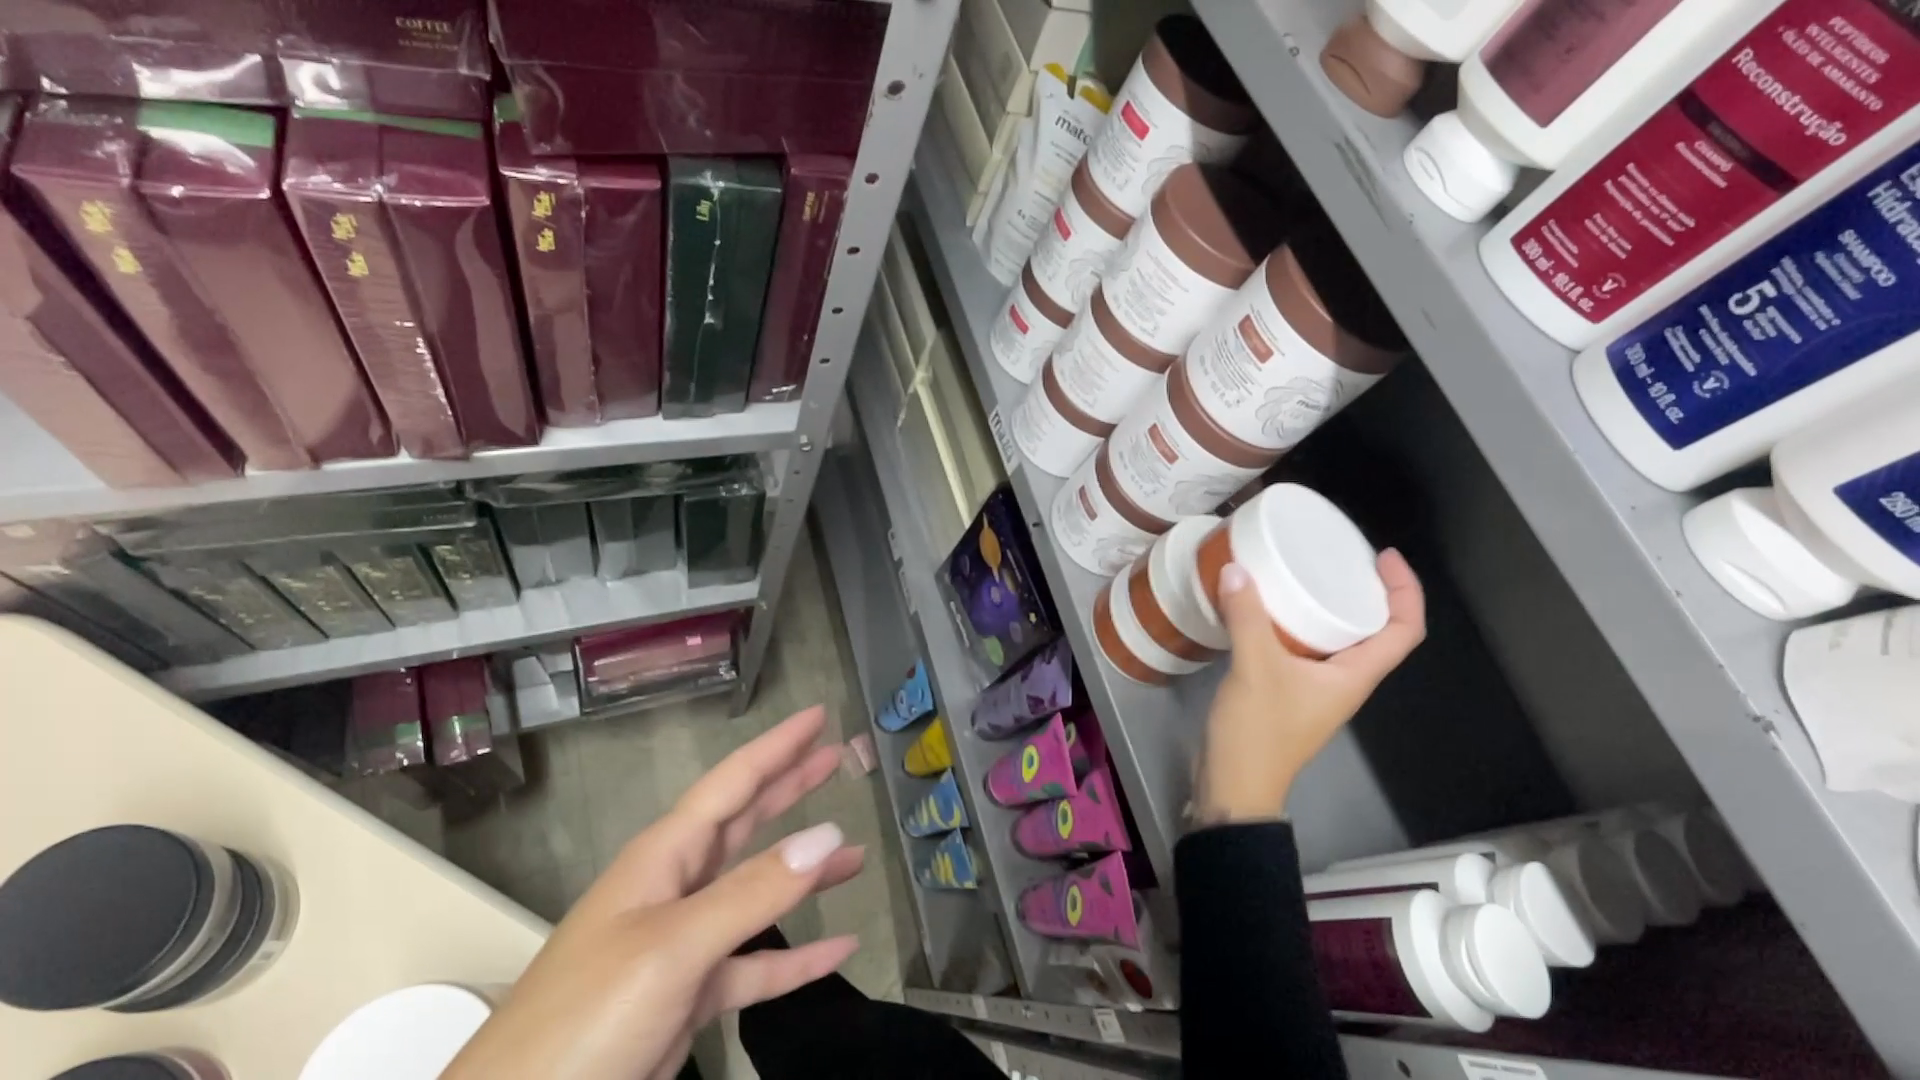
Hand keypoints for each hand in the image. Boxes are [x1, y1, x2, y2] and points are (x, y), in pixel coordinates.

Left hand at [443, 706, 865, 1079]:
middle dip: (788, 790)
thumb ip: (751, 891)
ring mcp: (681, 945)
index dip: (776, 748)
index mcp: (662, 858)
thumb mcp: (672, 945)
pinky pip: (756, 965)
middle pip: (743, 825)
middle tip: (835, 758)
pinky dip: (798, 957)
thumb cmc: (588, 1013)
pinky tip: (838, 950)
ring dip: (804, 876)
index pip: (731, 784)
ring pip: (756, 896)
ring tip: (856, 856)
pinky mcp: (689, 996)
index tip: (818, 716)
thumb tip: (827, 834)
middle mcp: (674, 889)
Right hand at [1195, 551, 1425, 824]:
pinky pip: (1302, 647)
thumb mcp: (1255, 670)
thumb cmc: (1259, 732)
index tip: (1382, 557)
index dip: (1405, 590)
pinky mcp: (1286, 692)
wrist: (1234, 787)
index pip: (1404, 630)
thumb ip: (1247, 618)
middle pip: (1374, 630)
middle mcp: (1344, 681)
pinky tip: (1264, 609)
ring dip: (1327, 606)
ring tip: (1302, 574)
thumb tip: (1237, 569)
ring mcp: (1315, 688)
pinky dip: (1291, 623)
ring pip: (1336, 638)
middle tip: (1338, 557)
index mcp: (1355, 676)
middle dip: (1365, 591)